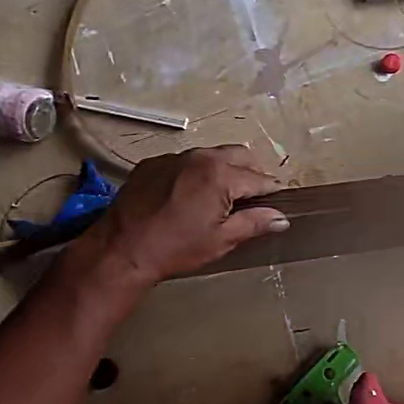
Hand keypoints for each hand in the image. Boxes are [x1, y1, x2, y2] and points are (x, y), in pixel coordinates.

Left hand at [78, 145, 288, 286]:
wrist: (123, 247)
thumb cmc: (175, 247)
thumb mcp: (220, 239)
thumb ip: (254, 223)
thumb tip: (281, 218)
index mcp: (220, 174)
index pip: (259, 178)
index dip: (271, 192)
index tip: (275, 204)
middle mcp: (199, 157)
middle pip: (238, 155)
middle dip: (251, 173)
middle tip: (250, 200)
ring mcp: (173, 157)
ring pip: (210, 156)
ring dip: (222, 170)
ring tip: (219, 198)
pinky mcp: (152, 163)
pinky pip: (183, 161)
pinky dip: (193, 173)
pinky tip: (186, 197)